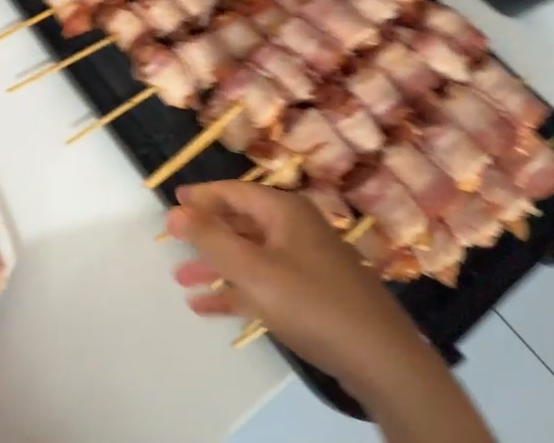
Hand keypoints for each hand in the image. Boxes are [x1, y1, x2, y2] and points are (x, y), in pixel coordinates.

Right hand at [165, 181, 427, 393]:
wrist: (383, 361)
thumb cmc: (312, 304)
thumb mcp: (252, 270)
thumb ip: (210, 238)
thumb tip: (175, 210)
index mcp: (284, 211)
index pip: (232, 191)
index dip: (199, 197)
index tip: (170, 204)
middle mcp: (296, 228)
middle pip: (240, 222)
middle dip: (205, 235)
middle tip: (171, 244)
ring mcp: (307, 262)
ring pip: (250, 255)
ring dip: (216, 266)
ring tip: (183, 281)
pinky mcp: (314, 293)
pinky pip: (264, 282)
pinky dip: (237, 290)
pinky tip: (210, 308)